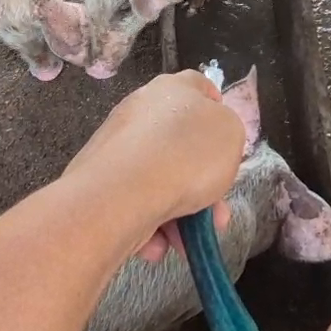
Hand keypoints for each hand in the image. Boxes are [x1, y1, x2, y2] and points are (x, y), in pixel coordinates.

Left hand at [63, 70, 242, 263]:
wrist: (123, 192)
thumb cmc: (186, 154)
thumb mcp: (231, 134)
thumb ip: (226, 131)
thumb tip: (210, 140)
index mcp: (173, 90)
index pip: (198, 87)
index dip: (215, 108)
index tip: (224, 138)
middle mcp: (140, 111)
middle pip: (180, 145)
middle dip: (202, 184)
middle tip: (216, 215)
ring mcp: (116, 146)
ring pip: (159, 181)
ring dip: (179, 214)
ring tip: (186, 242)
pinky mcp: (99, 180)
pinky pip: (135, 202)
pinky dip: (149, 224)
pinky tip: (156, 244)